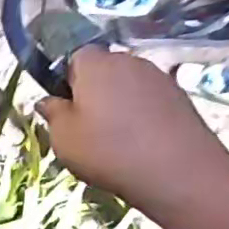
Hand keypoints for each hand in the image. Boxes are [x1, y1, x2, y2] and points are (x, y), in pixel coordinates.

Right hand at [36, 45, 228, 214]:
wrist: (176, 170)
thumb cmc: (107, 149)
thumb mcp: (63, 137)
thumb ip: (53, 113)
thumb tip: (48, 100)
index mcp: (95, 64)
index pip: (75, 57)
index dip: (67, 82)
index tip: (66, 110)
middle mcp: (129, 61)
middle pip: (104, 70)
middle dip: (94, 92)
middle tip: (87, 128)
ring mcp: (159, 77)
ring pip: (128, 86)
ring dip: (119, 105)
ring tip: (116, 139)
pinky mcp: (180, 96)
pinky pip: (149, 101)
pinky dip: (142, 115)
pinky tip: (140, 143)